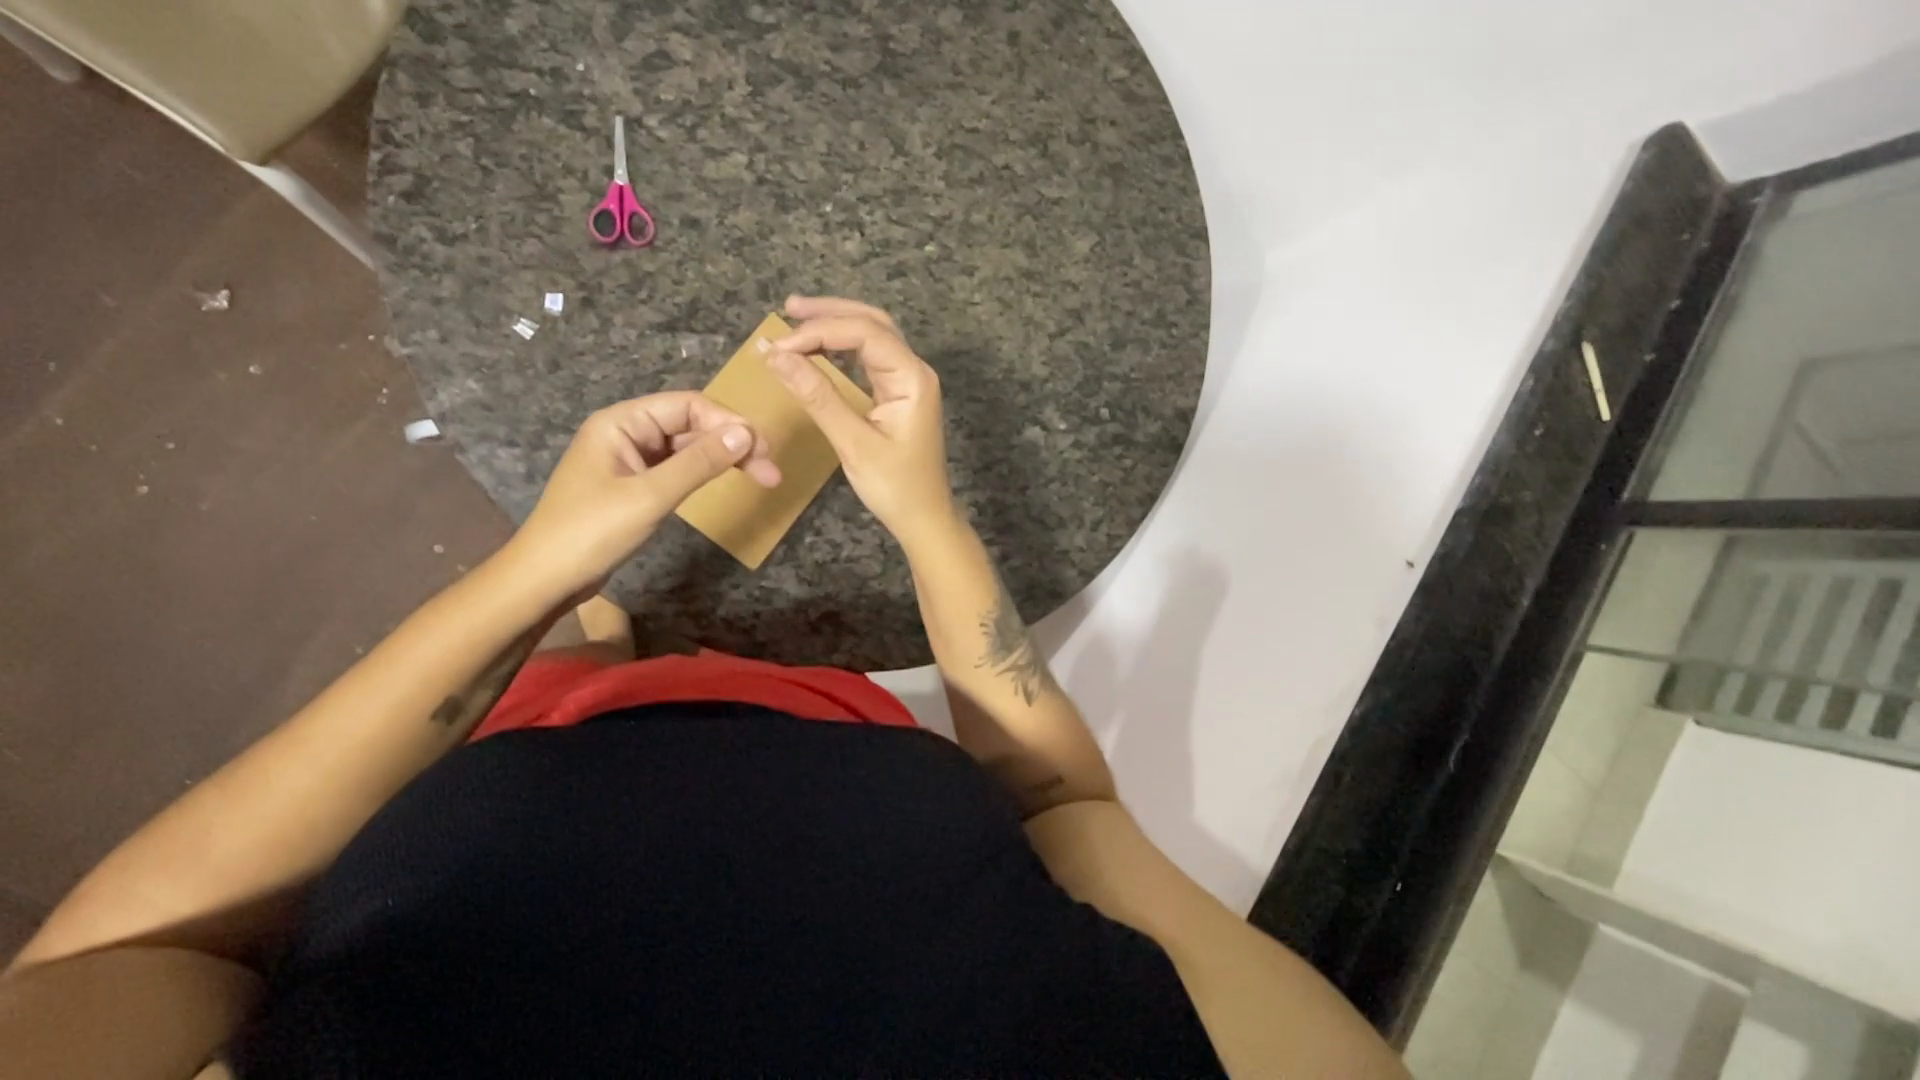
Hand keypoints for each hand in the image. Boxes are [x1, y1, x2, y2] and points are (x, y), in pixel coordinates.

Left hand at [505, 393, 779, 599]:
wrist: (544, 579)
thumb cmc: (591, 532)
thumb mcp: (650, 496)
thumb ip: (699, 462)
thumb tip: (746, 433)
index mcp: (621, 422)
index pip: (687, 405)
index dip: (729, 422)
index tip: (764, 448)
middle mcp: (625, 433)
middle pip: (690, 424)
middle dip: (731, 442)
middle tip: (770, 470)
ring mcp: (628, 460)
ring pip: (686, 448)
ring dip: (721, 459)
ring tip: (760, 477)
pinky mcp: (632, 486)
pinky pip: (675, 469)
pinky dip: (703, 474)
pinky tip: (723, 483)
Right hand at [767, 296, 954, 542]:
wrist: (924, 518)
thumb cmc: (894, 487)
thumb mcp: (852, 444)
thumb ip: (817, 397)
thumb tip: (778, 357)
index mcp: (911, 379)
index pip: (864, 333)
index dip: (819, 331)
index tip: (780, 346)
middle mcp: (914, 371)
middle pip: (872, 322)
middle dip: (830, 313)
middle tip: (787, 310)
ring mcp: (909, 382)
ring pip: (872, 336)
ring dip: (836, 324)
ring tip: (796, 318)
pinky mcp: (899, 395)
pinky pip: (871, 358)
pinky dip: (843, 347)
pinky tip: (819, 347)